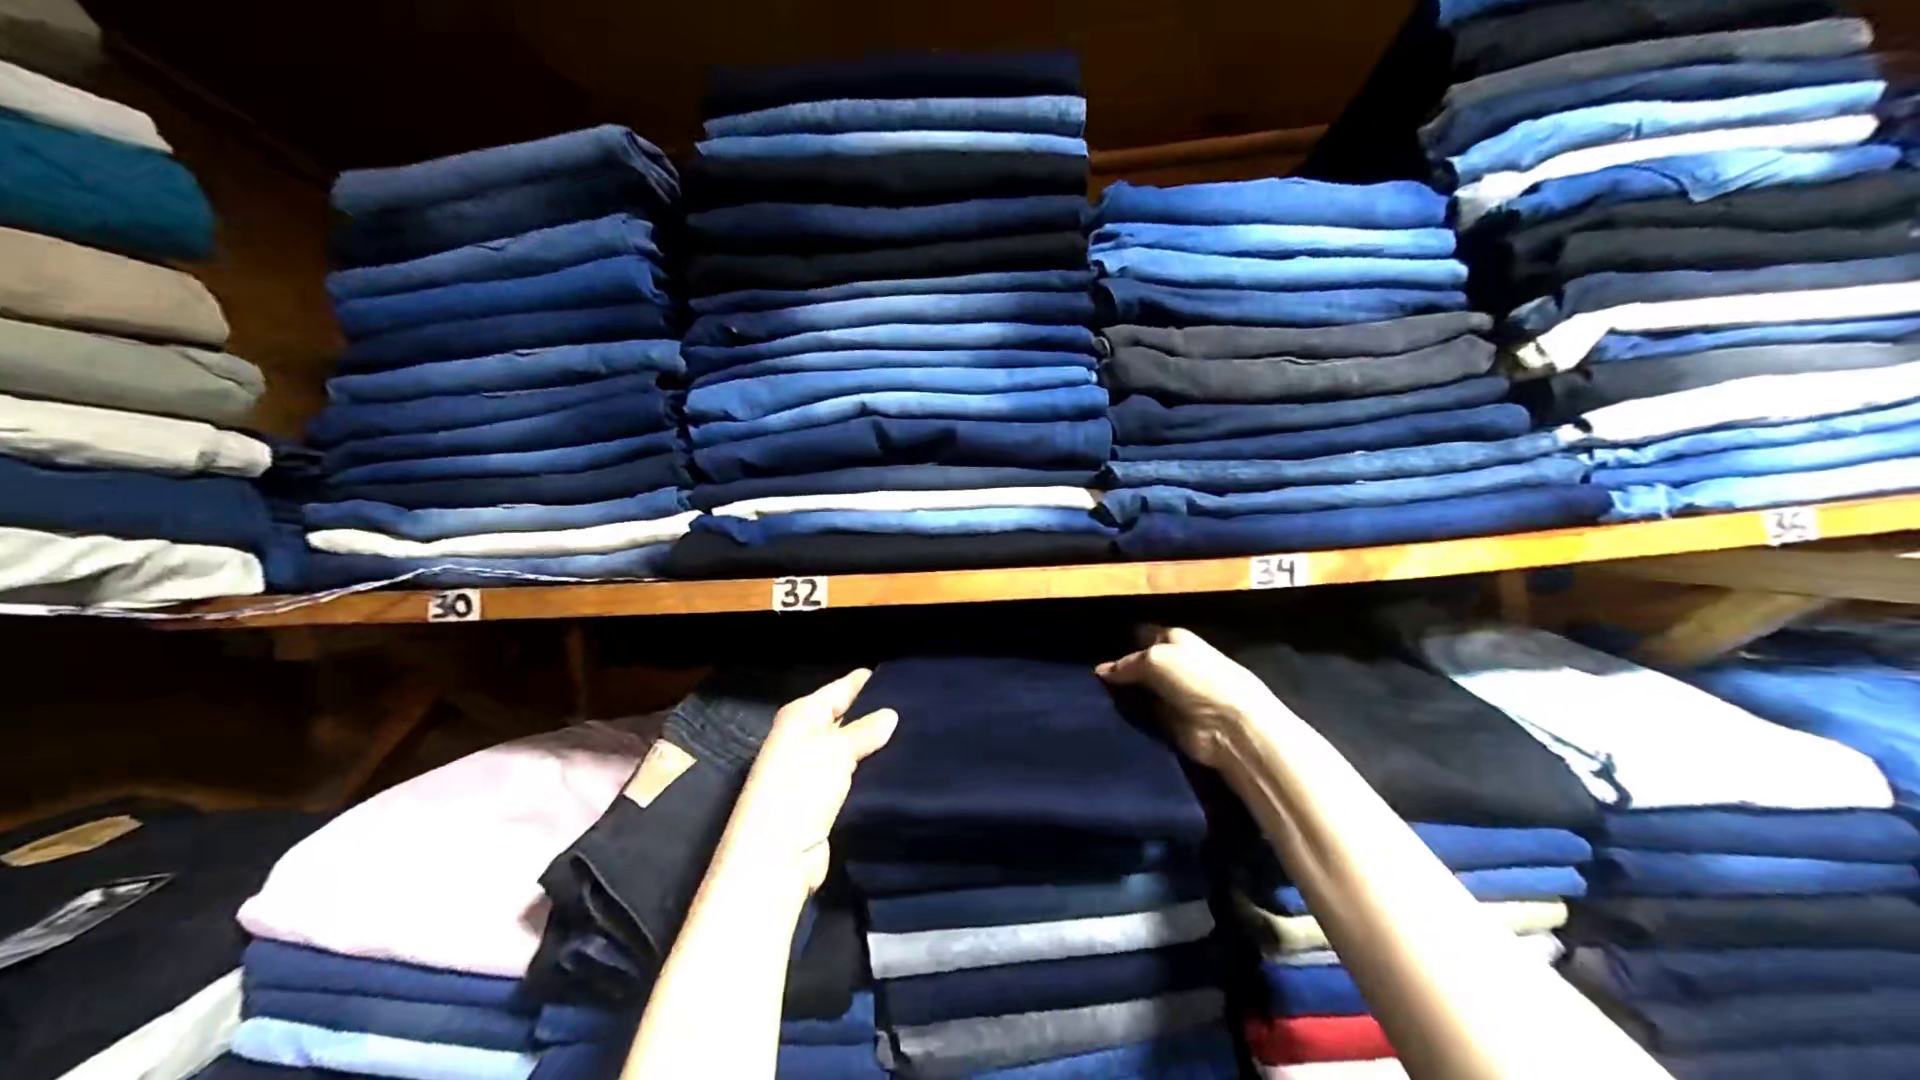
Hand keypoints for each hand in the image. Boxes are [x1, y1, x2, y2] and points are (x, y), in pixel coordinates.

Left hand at [722, 669, 897, 891]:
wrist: (775, 856)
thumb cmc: (800, 789)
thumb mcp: (836, 750)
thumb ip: (866, 730)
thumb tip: (891, 713)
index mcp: (800, 715)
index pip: (839, 688)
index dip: (867, 681)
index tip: (901, 675)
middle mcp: (803, 737)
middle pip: (845, 716)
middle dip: (876, 712)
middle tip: (918, 705)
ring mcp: (812, 769)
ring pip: (852, 747)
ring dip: (876, 744)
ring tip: (917, 732)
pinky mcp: (822, 797)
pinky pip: (853, 774)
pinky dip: (871, 770)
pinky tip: (898, 765)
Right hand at [1097, 626, 1279, 766]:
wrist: (1230, 725)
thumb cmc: (1196, 679)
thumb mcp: (1155, 659)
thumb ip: (1126, 664)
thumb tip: (1101, 671)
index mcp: (1176, 639)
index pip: (1144, 634)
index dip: (1122, 640)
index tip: (1095, 648)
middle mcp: (1175, 663)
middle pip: (1139, 663)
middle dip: (1118, 669)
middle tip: (1088, 675)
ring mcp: (1173, 693)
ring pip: (1138, 689)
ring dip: (1122, 694)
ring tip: (1091, 695)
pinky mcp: (1170, 721)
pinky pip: (1142, 713)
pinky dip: (1129, 714)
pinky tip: (1106, 713)